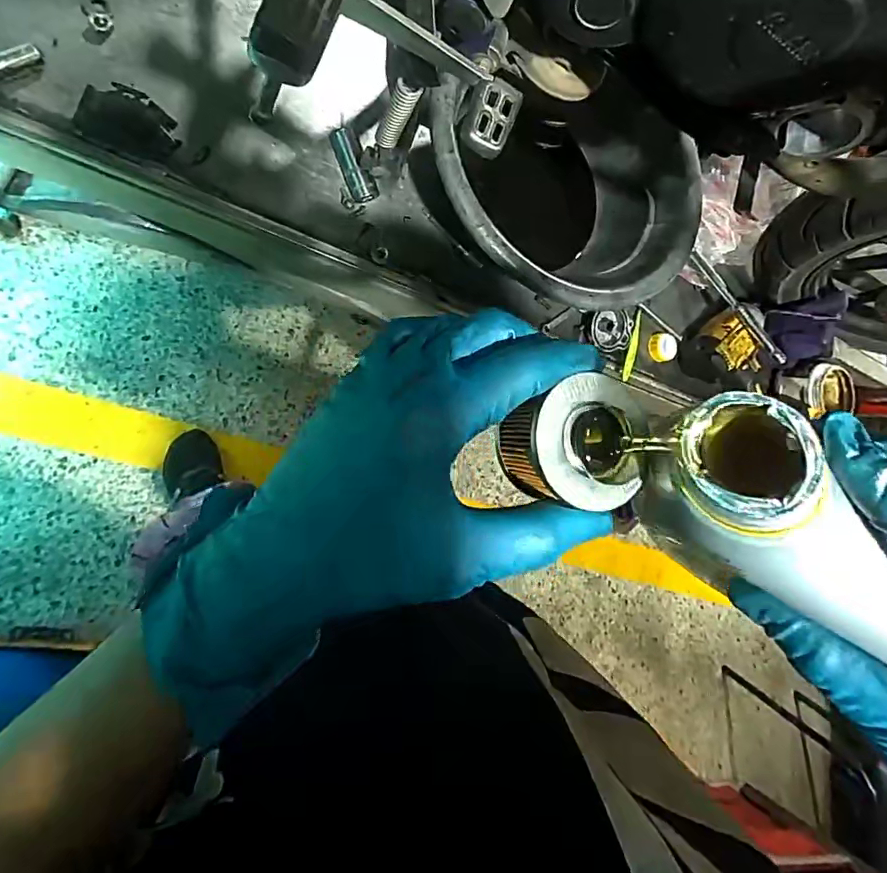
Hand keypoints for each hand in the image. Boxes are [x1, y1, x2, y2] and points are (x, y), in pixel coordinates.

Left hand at [141, 310, 613, 745]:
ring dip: (480, 334)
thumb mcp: (465, 555)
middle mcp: (406, 377)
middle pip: (479, 329)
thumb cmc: (373, 559)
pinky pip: (401, 339)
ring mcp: (371, 374)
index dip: (562, 360)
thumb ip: (539, 533)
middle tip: (556, 367)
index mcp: (439, 411)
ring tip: (510, 361)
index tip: (593, 364)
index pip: (517, 365)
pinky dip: (437, 337)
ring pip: (438, 327)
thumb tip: (603, 519)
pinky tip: (448, 363)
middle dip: (525, 338)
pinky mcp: (350, 384)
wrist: (283, 557)